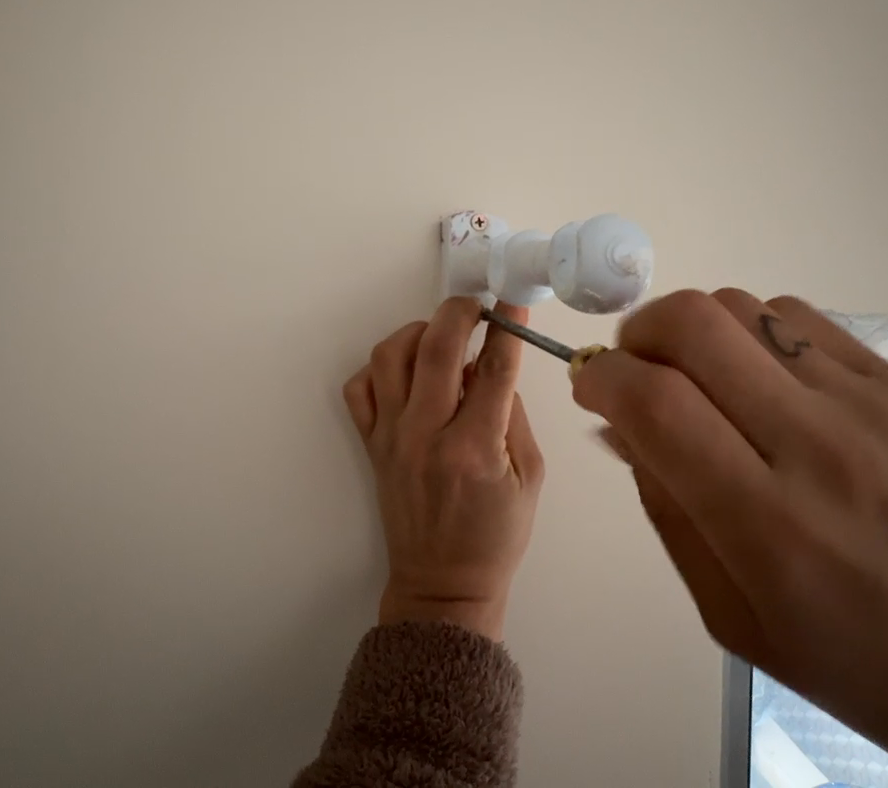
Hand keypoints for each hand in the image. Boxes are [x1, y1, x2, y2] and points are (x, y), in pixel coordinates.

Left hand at [342, 297, 543, 641]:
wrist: (442, 585)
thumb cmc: (496, 537)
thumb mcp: (529, 478)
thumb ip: (513, 416)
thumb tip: (492, 367)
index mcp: (476, 448)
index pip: (495, 368)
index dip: (508, 326)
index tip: (513, 302)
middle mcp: (427, 435)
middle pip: (436, 347)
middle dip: (459, 312)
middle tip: (475, 307)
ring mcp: (392, 438)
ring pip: (388, 356)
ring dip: (416, 332)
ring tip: (438, 337)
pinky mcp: (370, 445)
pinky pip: (359, 389)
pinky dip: (379, 368)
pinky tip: (405, 372)